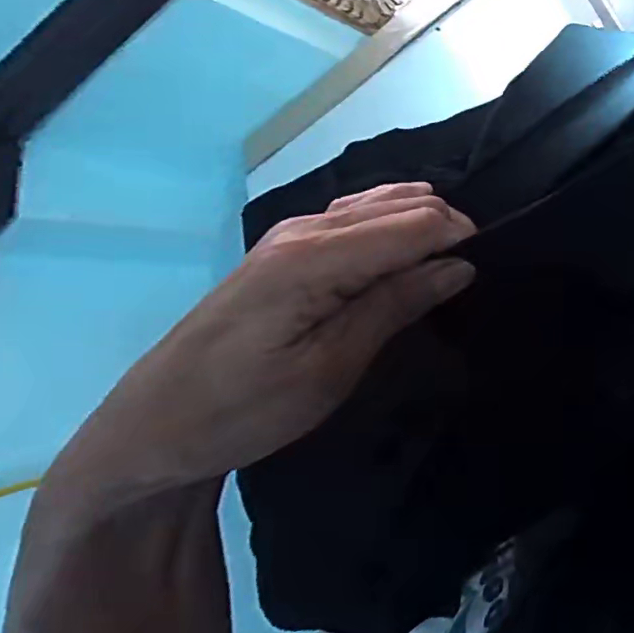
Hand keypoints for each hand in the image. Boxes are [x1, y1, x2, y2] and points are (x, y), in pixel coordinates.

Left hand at [51, 183, 476, 502]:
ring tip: (440, 269)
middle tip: (465, 278)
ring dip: (420, 225)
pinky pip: (356, 216)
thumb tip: (459, 265)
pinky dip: (391, 227)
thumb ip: (395, 305)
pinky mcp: (286, 247)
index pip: (414, 222)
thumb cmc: (243, 410)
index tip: (482, 273)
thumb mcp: (330, 370)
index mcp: (316, 256)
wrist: (151, 429)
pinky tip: (400, 256)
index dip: (459, 238)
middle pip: (402, 203)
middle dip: (445, 229)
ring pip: (381, 203)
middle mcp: (306, 227)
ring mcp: (292, 232)